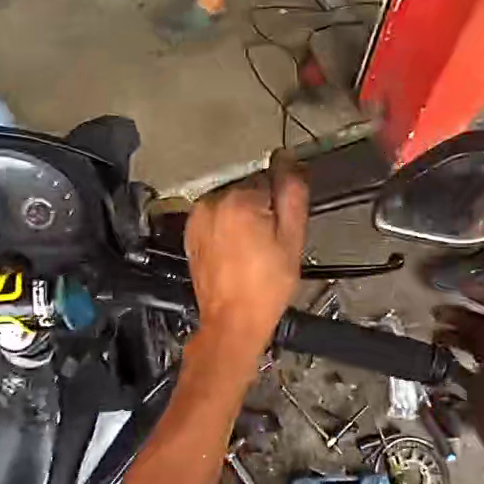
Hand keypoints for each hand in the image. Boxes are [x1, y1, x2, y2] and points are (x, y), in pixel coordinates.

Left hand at [184, 153, 307, 360]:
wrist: (233, 322)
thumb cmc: (264, 288)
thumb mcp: (292, 240)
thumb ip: (292, 195)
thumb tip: (289, 161)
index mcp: (238, 201)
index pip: (270, 181)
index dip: (281, 207)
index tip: (282, 232)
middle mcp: (212, 204)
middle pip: (249, 192)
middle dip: (262, 213)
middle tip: (270, 247)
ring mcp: (198, 219)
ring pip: (232, 207)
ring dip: (244, 222)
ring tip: (253, 254)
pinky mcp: (191, 235)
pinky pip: (217, 222)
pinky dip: (228, 233)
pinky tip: (238, 257)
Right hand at [434, 277, 483, 469]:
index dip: (483, 295)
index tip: (458, 288)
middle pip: (481, 325)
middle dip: (460, 315)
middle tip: (435, 312)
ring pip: (469, 344)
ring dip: (452, 335)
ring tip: (433, 333)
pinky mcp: (479, 391)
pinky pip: (460, 370)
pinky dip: (447, 362)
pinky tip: (434, 358)